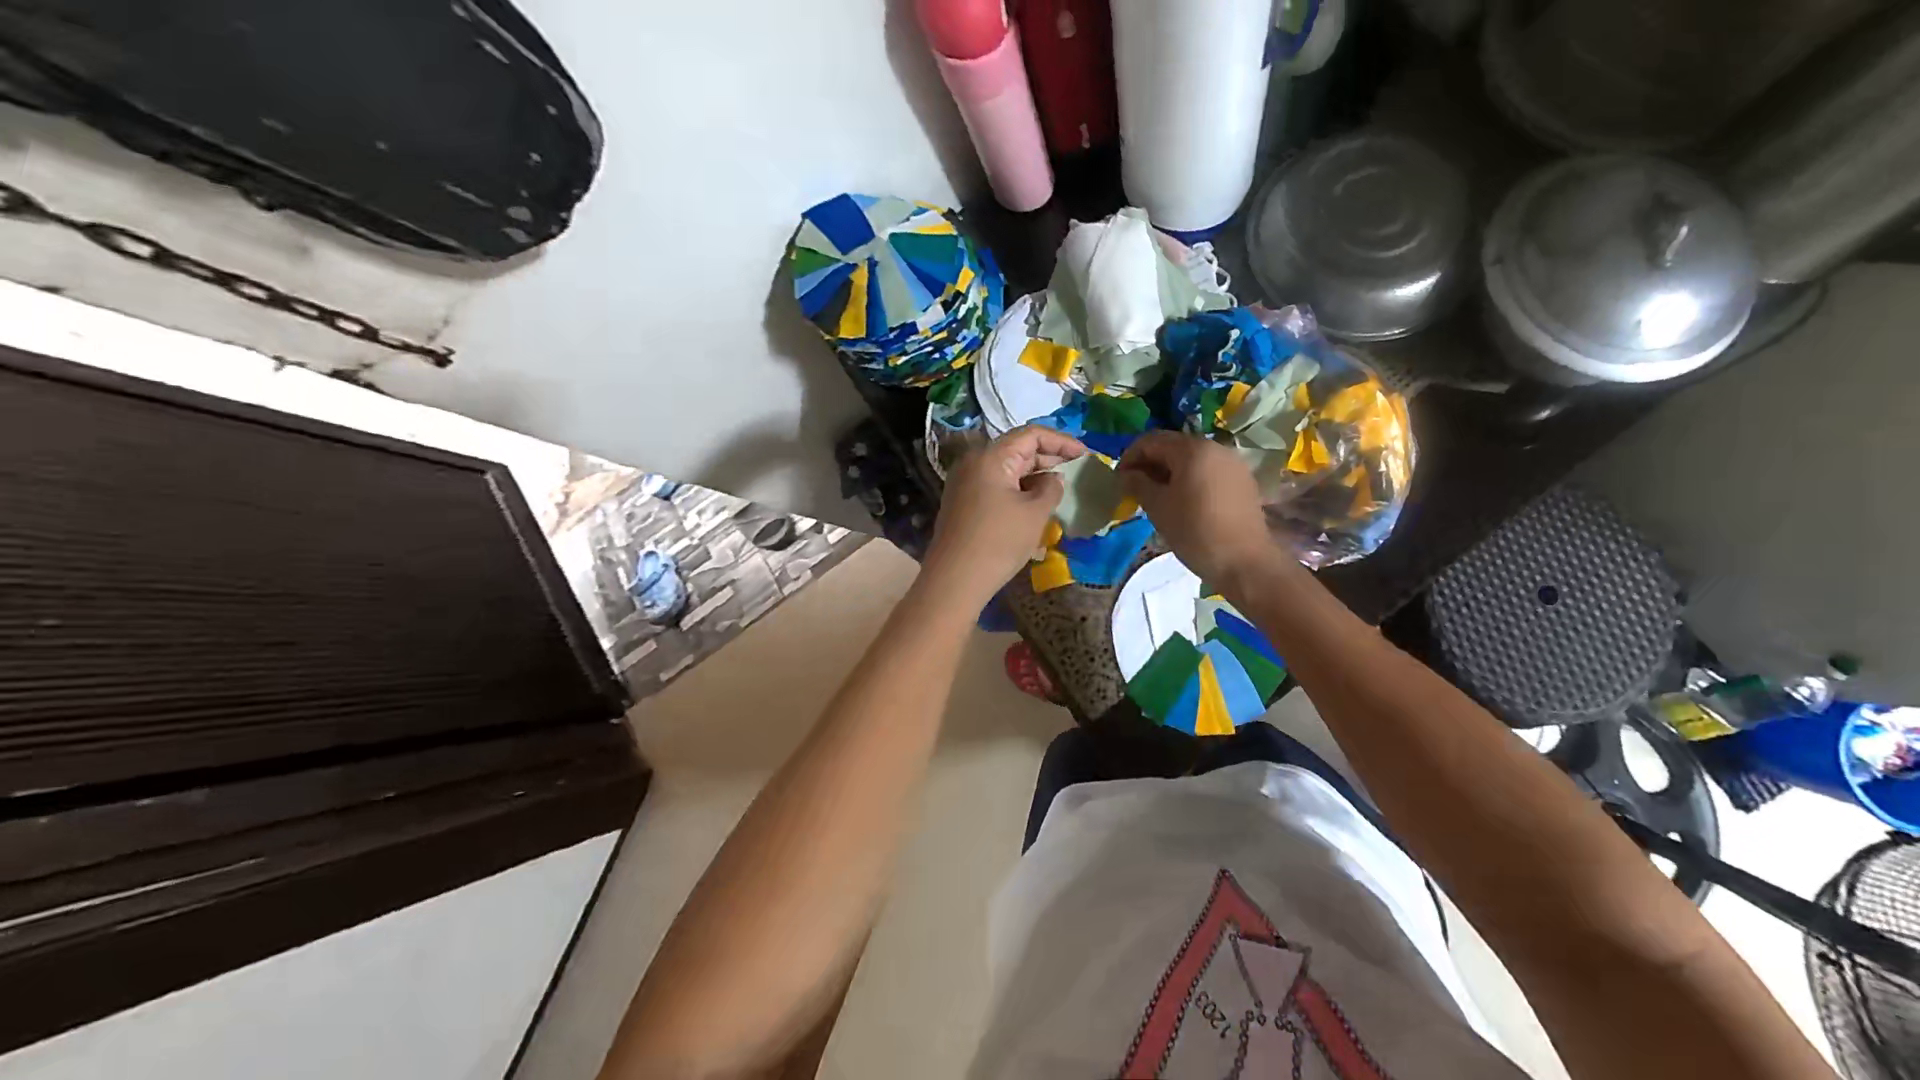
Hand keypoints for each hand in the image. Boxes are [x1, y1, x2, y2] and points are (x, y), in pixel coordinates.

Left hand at [924, 425, 1086, 604]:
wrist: (955, 580)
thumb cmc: (999, 542)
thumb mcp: (1035, 513)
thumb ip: (1051, 488)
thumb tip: (1053, 479)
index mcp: (991, 456)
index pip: (1031, 435)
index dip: (1061, 441)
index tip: (1085, 454)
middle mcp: (974, 462)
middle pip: (1016, 449)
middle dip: (1048, 457)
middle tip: (1076, 469)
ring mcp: (964, 482)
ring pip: (1006, 468)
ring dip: (1034, 474)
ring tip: (1060, 487)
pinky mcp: (962, 502)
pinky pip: (995, 485)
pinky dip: (1018, 488)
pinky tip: (1035, 503)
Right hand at [1117, 432, 1276, 585]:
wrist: (1244, 562)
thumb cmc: (1194, 531)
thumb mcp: (1157, 507)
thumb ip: (1138, 484)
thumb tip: (1126, 474)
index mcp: (1192, 449)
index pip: (1151, 440)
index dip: (1130, 456)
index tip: (1119, 479)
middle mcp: (1215, 447)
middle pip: (1173, 446)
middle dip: (1150, 462)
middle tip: (1135, 487)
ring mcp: (1232, 463)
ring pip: (1191, 458)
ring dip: (1169, 471)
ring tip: (1157, 496)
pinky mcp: (1242, 480)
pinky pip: (1208, 470)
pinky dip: (1189, 478)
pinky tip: (1182, 501)